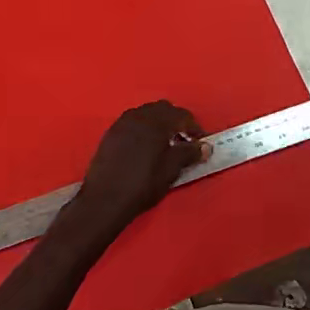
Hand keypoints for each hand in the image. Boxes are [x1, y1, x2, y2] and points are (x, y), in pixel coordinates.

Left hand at [72, 101, 208, 227]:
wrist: (105, 199)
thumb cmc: (143, 184)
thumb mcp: (171, 169)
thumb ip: (189, 153)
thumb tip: (205, 147)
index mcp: (155, 121)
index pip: (181, 115)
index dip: (194, 128)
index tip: (200, 143)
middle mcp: (137, 116)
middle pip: (162, 110)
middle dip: (176, 122)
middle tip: (184, 141)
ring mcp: (121, 124)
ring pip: (146, 115)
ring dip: (159, 124)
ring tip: (165, 145)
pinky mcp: (110, 134)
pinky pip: (132, 124)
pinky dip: (144, 130)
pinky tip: (145, 149)